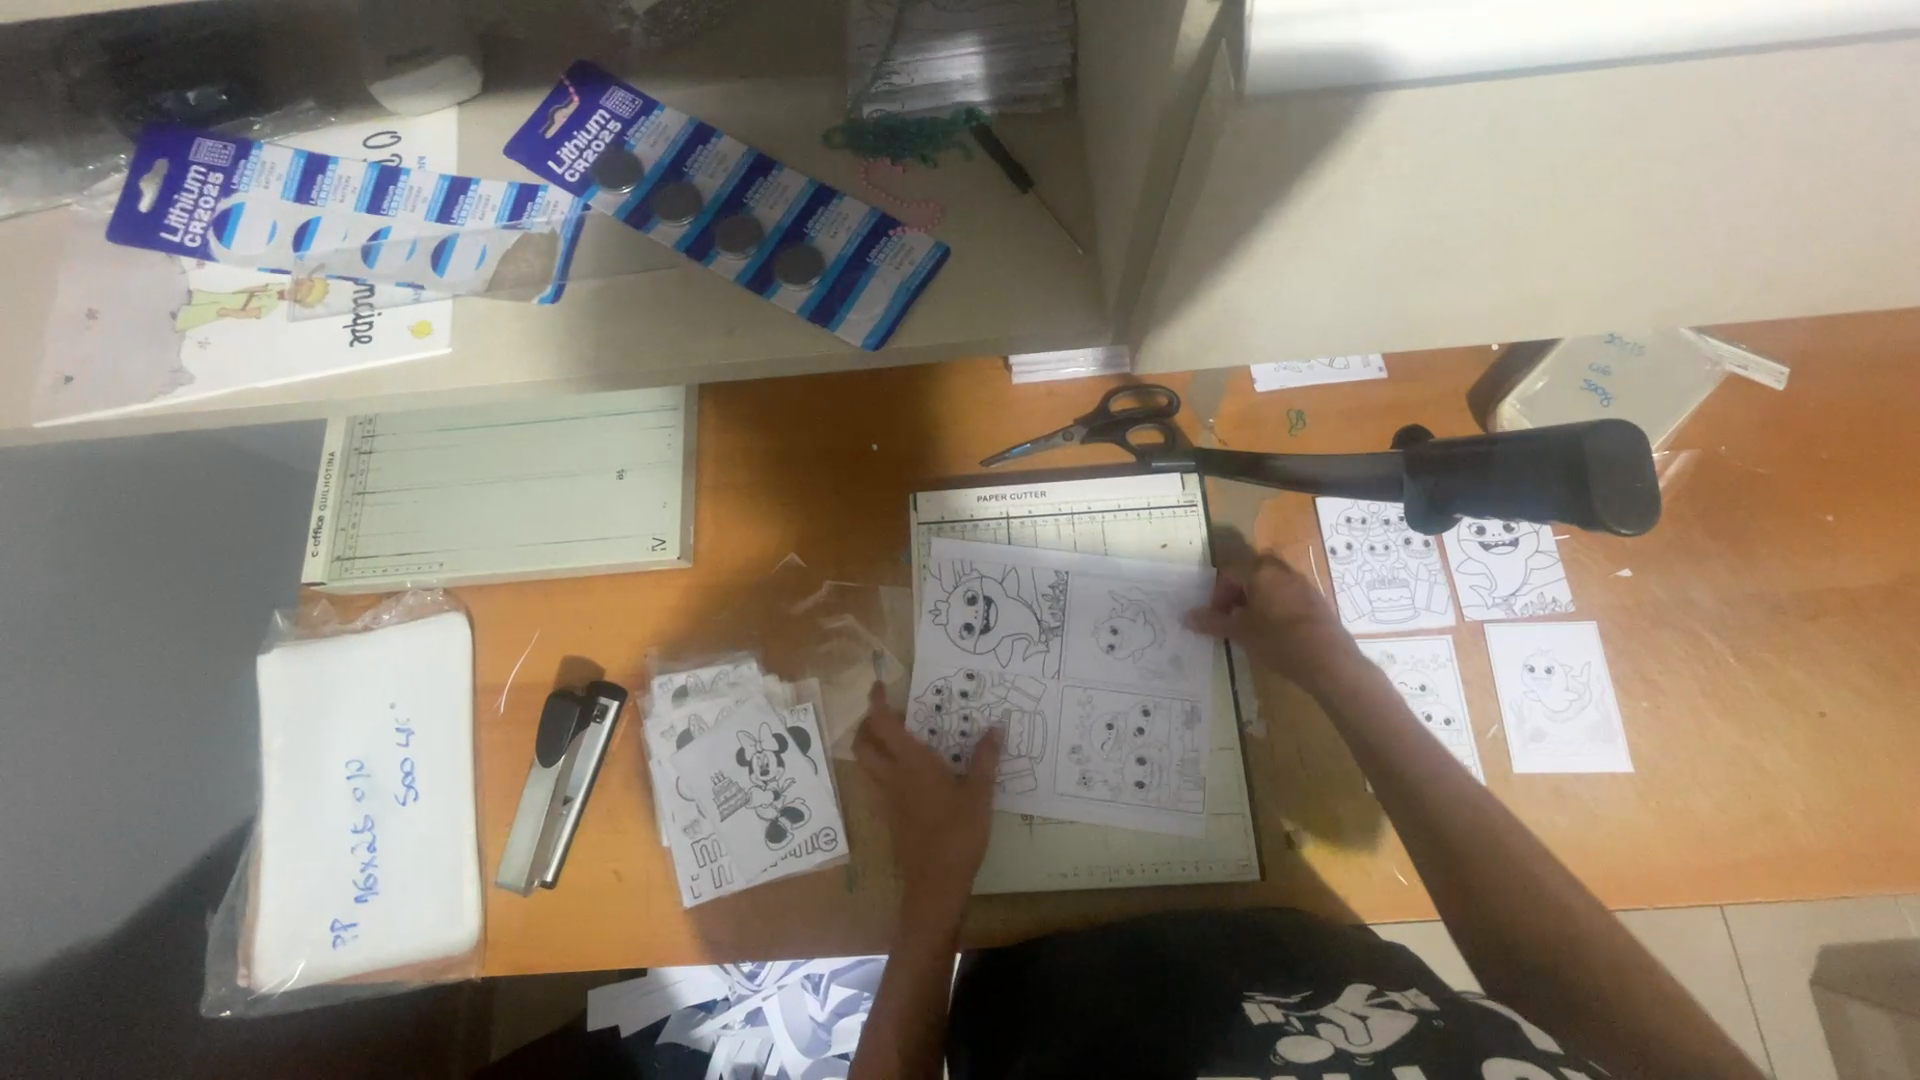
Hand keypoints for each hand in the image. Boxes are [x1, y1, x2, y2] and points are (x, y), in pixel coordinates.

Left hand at [854, 682, 1000, 916]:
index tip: (879, 685)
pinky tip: (910, 774)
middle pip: (863, 743)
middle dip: (868, 724)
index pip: (883, 724)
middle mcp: (892, 776)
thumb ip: (985, 759)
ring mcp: (887, 799)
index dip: (876, 702)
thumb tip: (996, 728)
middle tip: (888, 714)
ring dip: (873, 746)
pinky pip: (878, 783)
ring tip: (899, 739)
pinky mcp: (890, 817)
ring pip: (867, 764)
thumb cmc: (958, 834)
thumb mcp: (979, 794)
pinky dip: (884, 769)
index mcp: (911, 763)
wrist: (935, 882)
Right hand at [1184, 545, 1364, 693]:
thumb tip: (1187, 617)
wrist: (1329, 660)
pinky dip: (1276, 602)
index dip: (1218, 592)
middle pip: (1252, 570)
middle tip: (1233, 613)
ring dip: (1257, 595)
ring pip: (1271, 580)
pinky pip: (1288, 591)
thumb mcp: (1241, 633)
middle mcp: (1281, 570)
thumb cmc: (1278, 641)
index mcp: (1260, 572)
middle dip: (1238, 589)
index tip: (1217, 615)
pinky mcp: (1316, 598)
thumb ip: (1213, 622)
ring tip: (1252, 622)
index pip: (1230, 571)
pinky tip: (1275, 628)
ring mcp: (1302, 582)